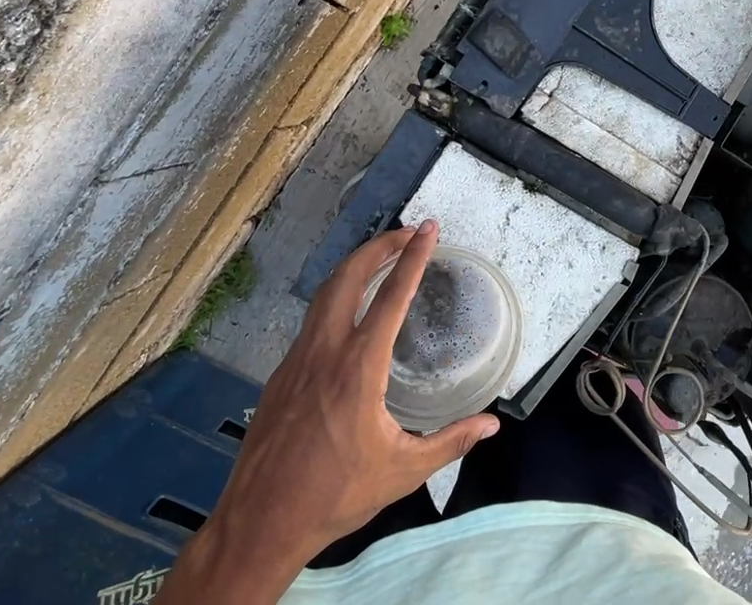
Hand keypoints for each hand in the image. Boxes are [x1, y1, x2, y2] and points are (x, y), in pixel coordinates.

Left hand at [162, 222, 497, 600]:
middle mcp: (325, 352)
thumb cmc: (336, 495)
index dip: (413, 258)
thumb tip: (492, 426)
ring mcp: (297, 361)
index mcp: (359, 368)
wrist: (259, 523)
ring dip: (354, 268)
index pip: (391, 297)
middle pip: (348, 278)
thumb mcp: (404, 470)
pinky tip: (349, 313)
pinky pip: (312, 321)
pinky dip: (336, 298)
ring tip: (382, 259)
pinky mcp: (281, 376)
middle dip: (379, 246)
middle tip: (409, 233)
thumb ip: (451, 441)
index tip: (428, 229)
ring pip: (324, 295)